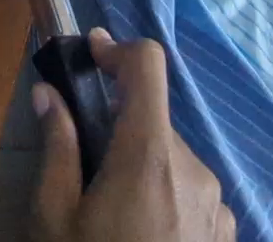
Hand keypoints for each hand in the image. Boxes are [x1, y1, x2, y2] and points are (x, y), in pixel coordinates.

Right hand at [31, 29, 235, 241]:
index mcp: (150, 157)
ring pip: (171, 153)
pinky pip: (190, 187)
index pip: (148, 66)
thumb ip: (56, 145)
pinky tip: (140, 230)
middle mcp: (194, 171)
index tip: (89, 55)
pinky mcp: (225, 235)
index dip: (117, 49)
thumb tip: (47, 94)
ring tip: (111, 206)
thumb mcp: (55, 217)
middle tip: (84, 154)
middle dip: (117, 120)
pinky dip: (164, 188)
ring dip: (140, 157)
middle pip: (153, 115)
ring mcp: (217, 207)